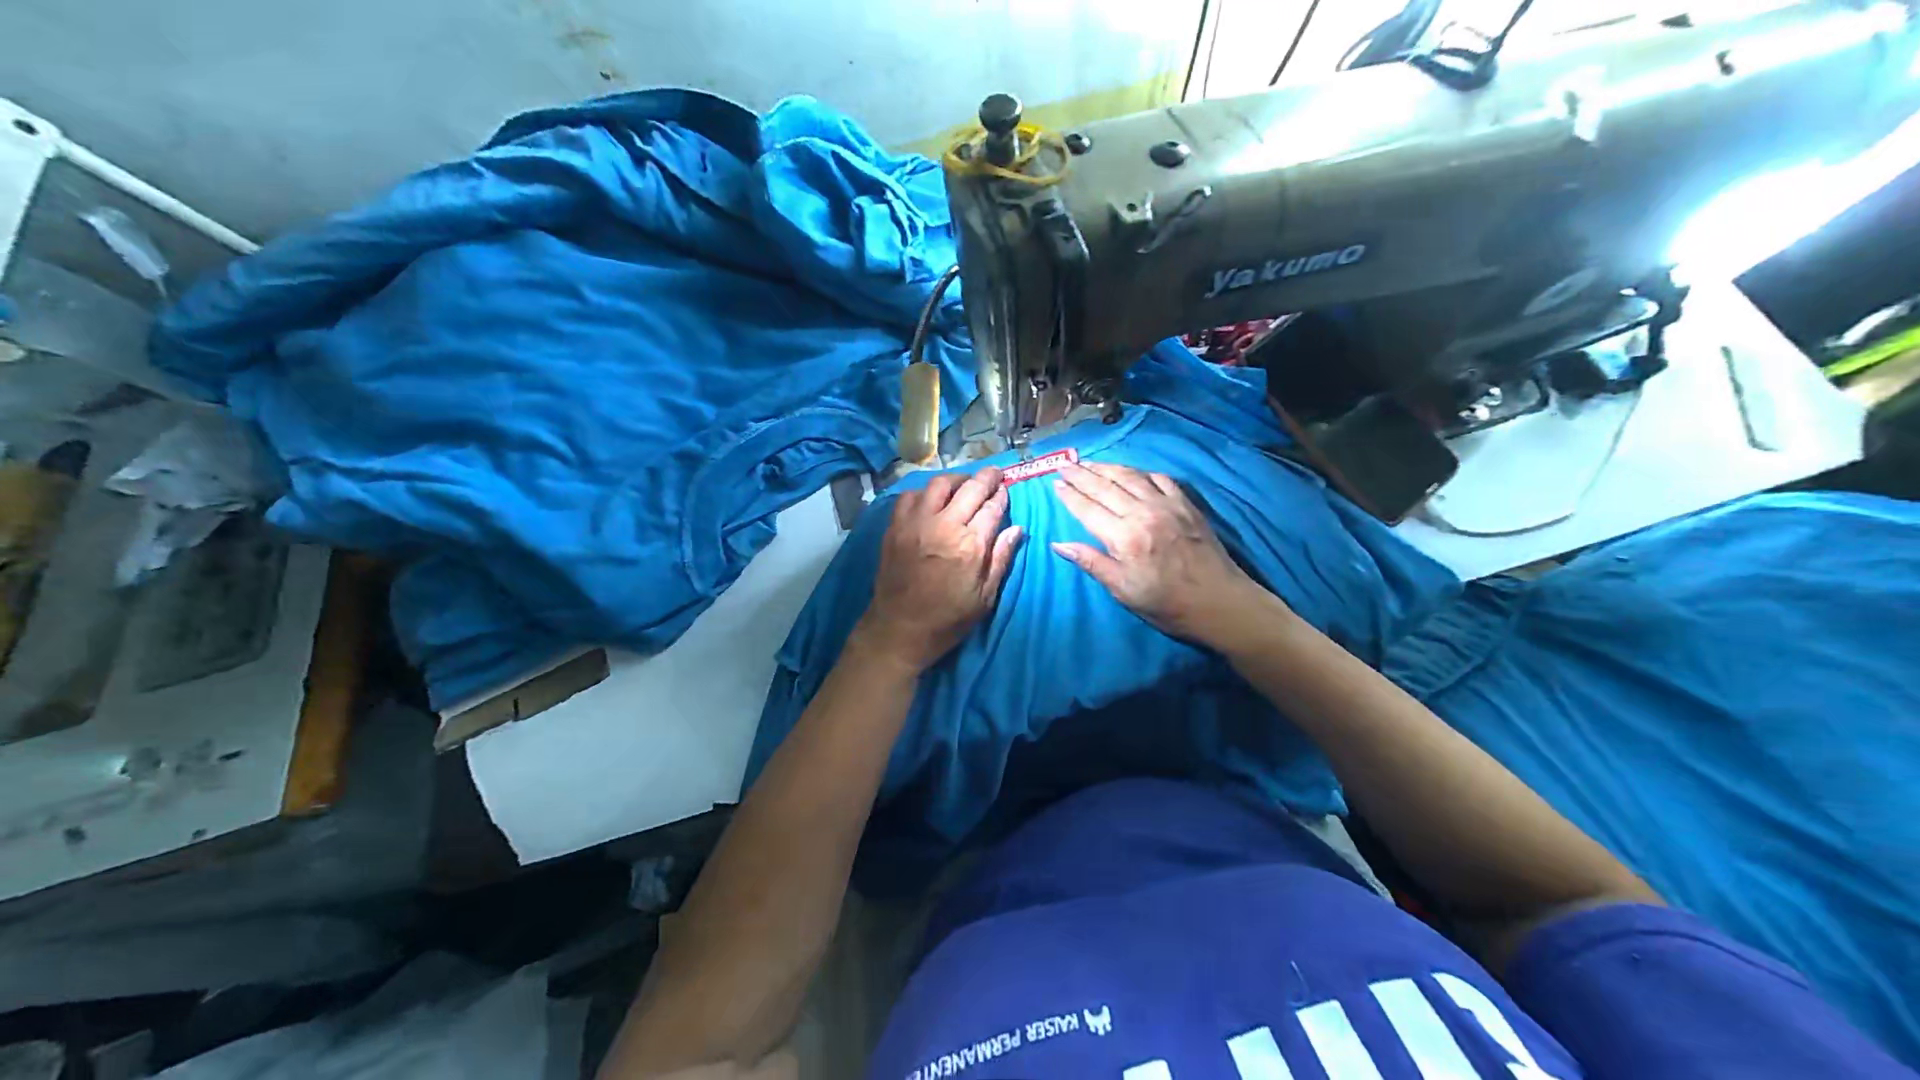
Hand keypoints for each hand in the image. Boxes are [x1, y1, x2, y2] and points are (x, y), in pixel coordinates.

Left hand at [851, 466, 1023, 673]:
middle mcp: (944, 525)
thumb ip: (1001, 559)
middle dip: (986, 478)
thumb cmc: (947, 620)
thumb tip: (1017, 529)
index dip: (1001, 496)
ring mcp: (916, 523)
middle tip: (994, 475)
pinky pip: (911, 496)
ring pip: (939, 484)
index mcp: (970, 545)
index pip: (992, 507)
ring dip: (956, 480)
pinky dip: (925, 492)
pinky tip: (932, 499)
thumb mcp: (985, 598)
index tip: (1006, 490)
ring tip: (964, 484)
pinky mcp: (895, 527)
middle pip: (970, 488)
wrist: (899, 630)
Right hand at [1051, 463, 1273, 646]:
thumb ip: (1092, 562)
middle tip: (1064, 464)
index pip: (1088, 508)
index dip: (1070, 495)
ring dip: (1107, 467)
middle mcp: (1143, 513)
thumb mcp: (1122, 591)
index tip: (1055, 483)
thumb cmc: (1166, 603)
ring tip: (1088, 462)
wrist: (1219, 602)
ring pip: (1130, 476)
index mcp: (1124, 537)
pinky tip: (1131, 471)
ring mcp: (1167, 505)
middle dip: (1081, 474)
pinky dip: (1141, 472)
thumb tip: (1059, 544)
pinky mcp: (1186, 504)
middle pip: (1105, 487)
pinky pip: (1159, 478)